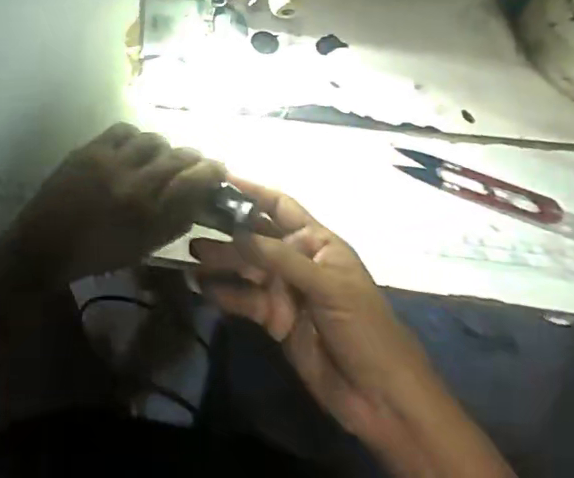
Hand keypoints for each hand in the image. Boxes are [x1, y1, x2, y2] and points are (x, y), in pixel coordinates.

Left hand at [0, 123, 224, 288]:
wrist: (46, 242)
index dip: (212, 171)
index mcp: (150, 216)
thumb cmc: (98, 253)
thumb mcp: (144, 247)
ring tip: (162, 156)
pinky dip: (135, 137)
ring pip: (152, 140)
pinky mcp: (90, 149)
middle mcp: (134, 184)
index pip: (193, 182)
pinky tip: (135, 146)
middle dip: (192, 158)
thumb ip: (174, 221)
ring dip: (163, 147)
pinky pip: (124, 130)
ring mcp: (110, 162)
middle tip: (194, 162)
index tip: (218, 167)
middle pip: (176, 157)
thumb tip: (198, 195)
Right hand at [191, 178, 513, 477]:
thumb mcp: (329, 286)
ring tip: (190, 253)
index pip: (281, 206)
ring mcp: (284, 290)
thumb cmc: (366, 329)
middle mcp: (297, 261)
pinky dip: (222, 292)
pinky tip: (201, 286)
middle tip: (191, 218)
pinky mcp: (274, 319)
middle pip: (255, 235)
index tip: (222, 177)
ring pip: (244, 266)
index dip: (254, 191)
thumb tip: (237, 233)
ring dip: (219, 258)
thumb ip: (281, 258)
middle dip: (226, 227)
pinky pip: (243, 299)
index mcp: (318, 243)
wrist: (382, 397)